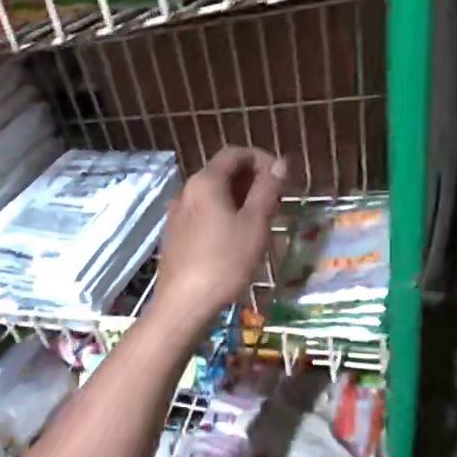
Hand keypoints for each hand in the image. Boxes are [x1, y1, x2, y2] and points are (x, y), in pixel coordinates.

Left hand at [154, 147, 283, 324]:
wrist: (184, 303)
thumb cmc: (224, 261)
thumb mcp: (254, 224)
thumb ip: (267, 190)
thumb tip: (280, 164)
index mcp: (204, 182)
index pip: (234, 153)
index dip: (262, 159)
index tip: (282, 178)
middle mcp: (185, 192)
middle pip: (221, 173)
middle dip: (251, 180)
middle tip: (275, 201)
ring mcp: (176, 214)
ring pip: (212, 195)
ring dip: (238, 198)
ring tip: (260, 220)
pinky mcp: (174, 235)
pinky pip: (202, 213)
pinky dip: (222, 214)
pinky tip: (236, 237)